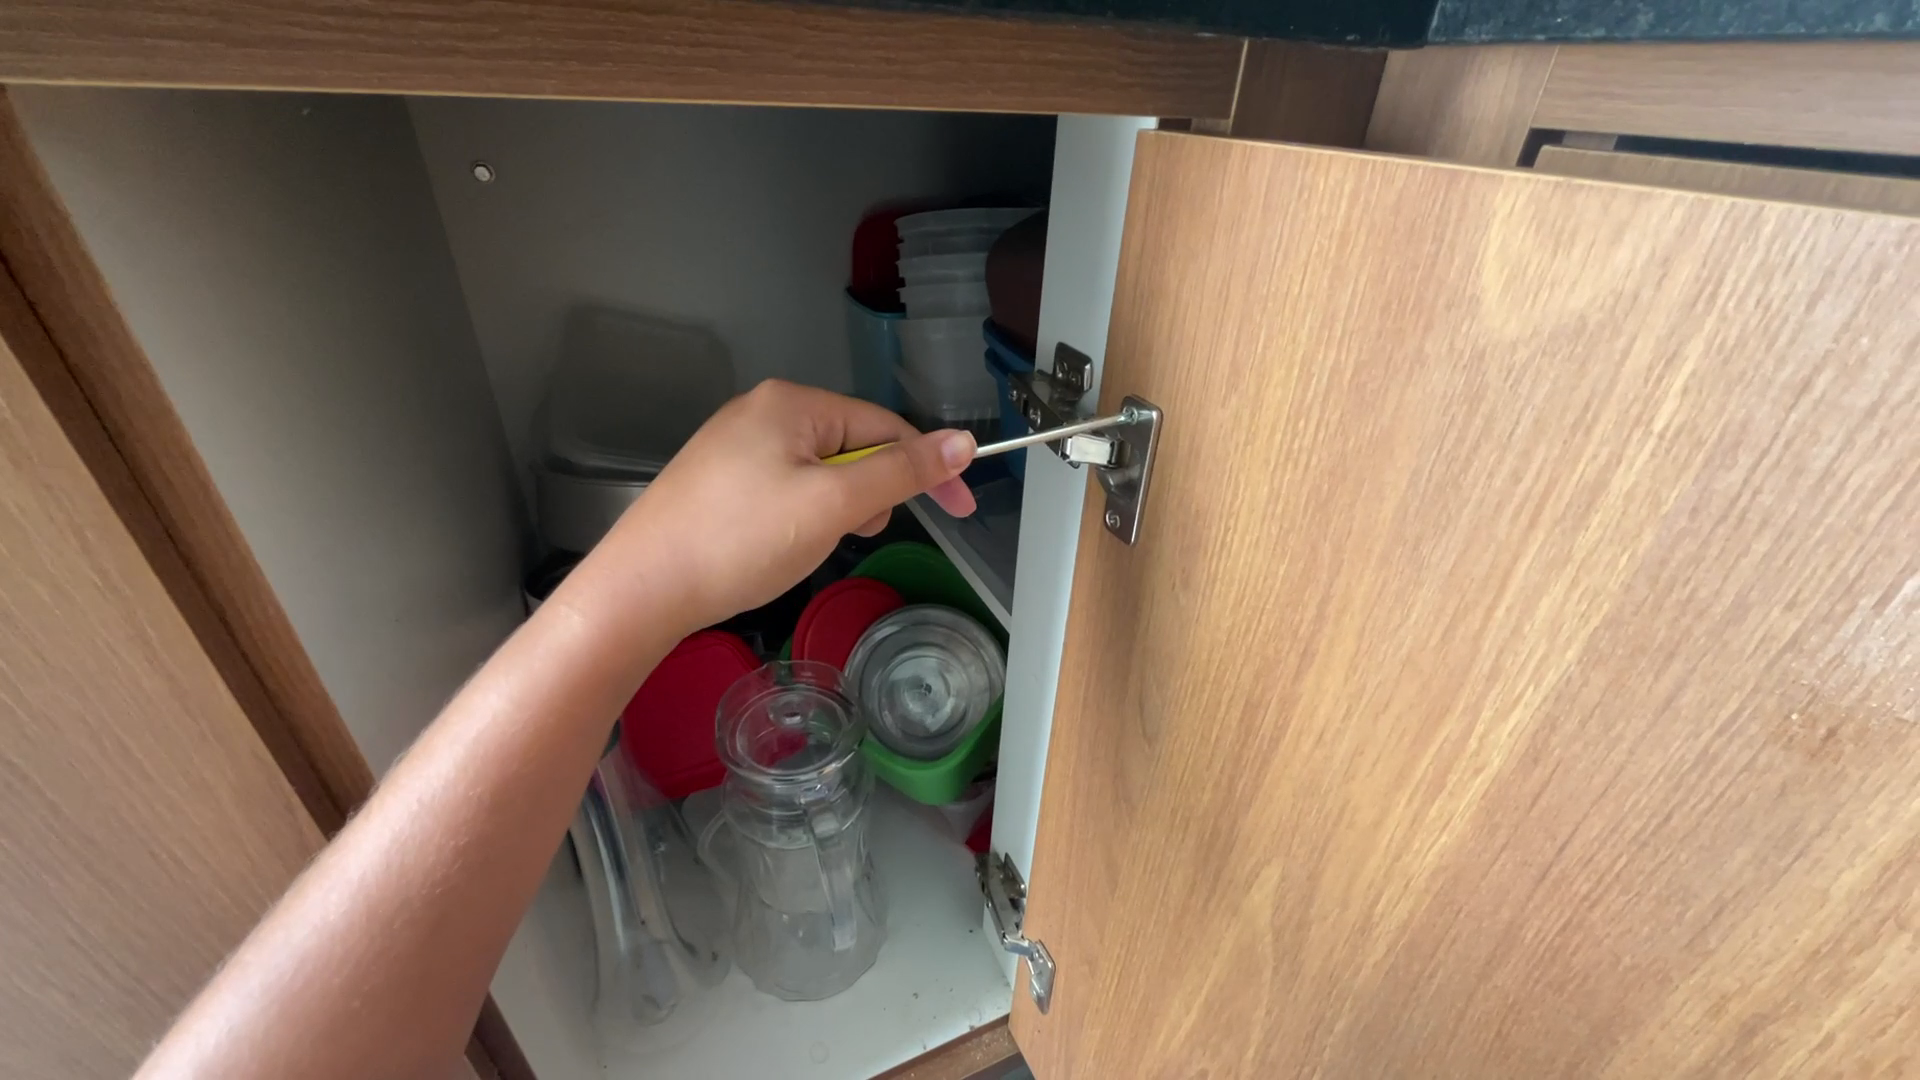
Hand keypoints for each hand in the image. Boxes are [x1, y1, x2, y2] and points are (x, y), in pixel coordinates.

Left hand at [564, 380, 976, 635]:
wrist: (642, 588)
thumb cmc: (742, 540)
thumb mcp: (834, 504)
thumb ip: (902, 471)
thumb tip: (964, 441)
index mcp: (793, 403)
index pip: (885, 427)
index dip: (928, 469)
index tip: (961, 511)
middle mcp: (763, 411)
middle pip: (853, 447)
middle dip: (870, 493)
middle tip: (854, 533)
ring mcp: (737, 445)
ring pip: (822, 472)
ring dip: (838, 507)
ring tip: (814, 543)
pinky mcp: (721, 479)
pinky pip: (788, 487)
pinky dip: (805, 514)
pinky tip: (784, 542)